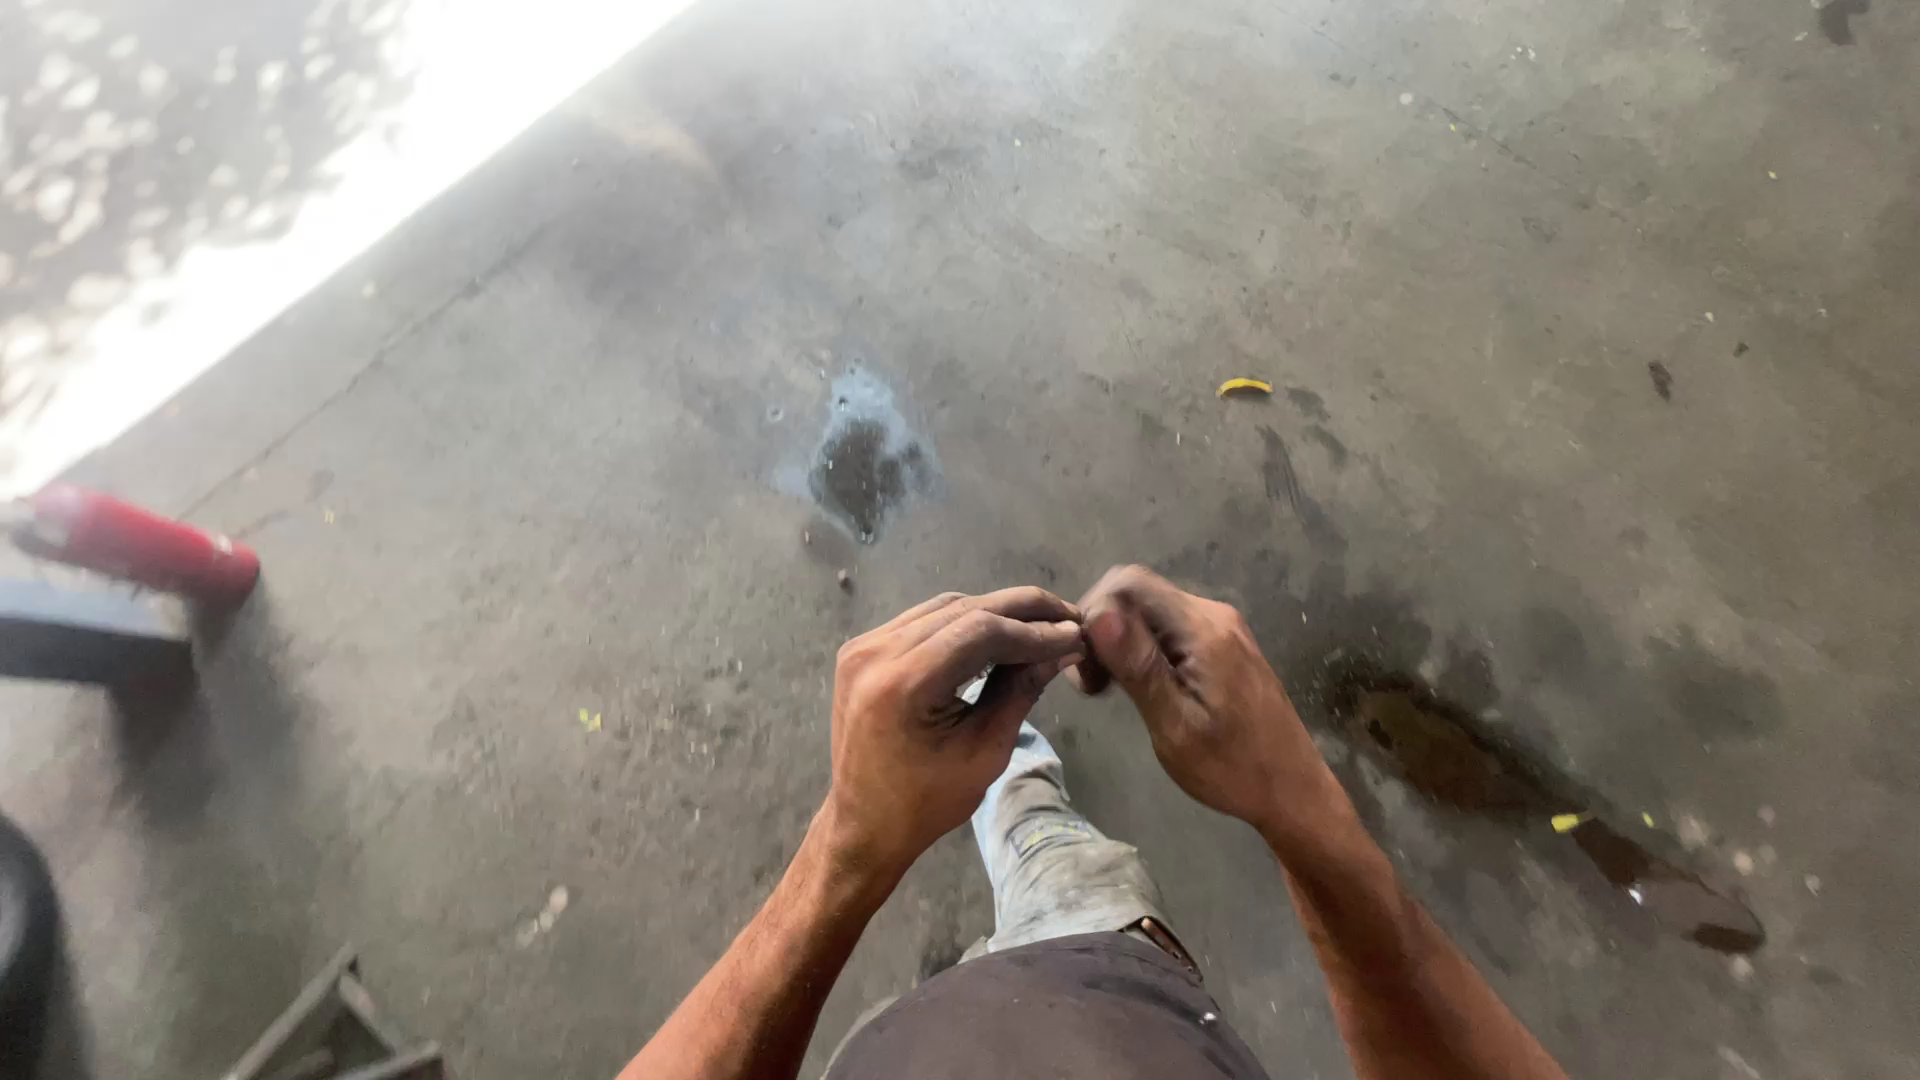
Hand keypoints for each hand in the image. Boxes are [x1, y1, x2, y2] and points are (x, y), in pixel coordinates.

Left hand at [824, 587, 1083, 877]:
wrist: (862, 823)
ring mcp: (864, 645)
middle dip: (1022, 610)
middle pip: (963, 609)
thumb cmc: (926, 803)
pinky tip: (999, 630)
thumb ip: (1021, 690)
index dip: (1033, 630)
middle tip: (1069, 616)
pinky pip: (924, 619)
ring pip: (945, 607)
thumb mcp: (985, 751)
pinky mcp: (863, 647)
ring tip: (1041, 622)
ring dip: (996, 611)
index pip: (980, 632)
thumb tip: (1065, 646)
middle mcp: (876, 651)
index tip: (1076, 634)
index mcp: (902, 684)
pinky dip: (965, 620)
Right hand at [1069, 565, 1320, 832]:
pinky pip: (1167, 625)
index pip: (1128, 583)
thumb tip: (1099, 614)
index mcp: (1202, 629)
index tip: (1082, 663)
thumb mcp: (1175, 725)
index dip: (1093, 611)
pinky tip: (1136, 684)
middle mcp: (1212, 613)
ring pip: (1149, 608)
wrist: (1293, 792)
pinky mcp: (1221, 643)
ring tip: (1108, 688)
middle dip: (1101, 626)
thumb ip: (1138, 665)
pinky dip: (1140, 646)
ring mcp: (1220, 626)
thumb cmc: (1232, 768)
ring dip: (1118, 639)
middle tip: (1090, 682)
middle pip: (1137, 592)